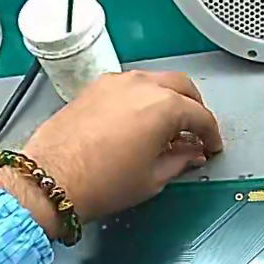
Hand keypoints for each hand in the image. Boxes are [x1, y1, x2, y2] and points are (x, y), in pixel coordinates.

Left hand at [0, 71, 223, 239]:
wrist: (52, 180)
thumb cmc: (100, 183)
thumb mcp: (153, 178)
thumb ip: (180, 160)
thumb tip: (191, 154)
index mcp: (164, 106)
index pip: (200, 115)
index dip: (211, 134)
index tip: (211, 146)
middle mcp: (142, 86)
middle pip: (182, 87)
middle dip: (194, 108)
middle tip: (196, 132)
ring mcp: (116, 83)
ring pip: (156, 81)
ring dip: (169, 99)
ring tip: (169, 127)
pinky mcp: (95, 88)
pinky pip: (130, 86)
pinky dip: (144, 98)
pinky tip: (142, 120)